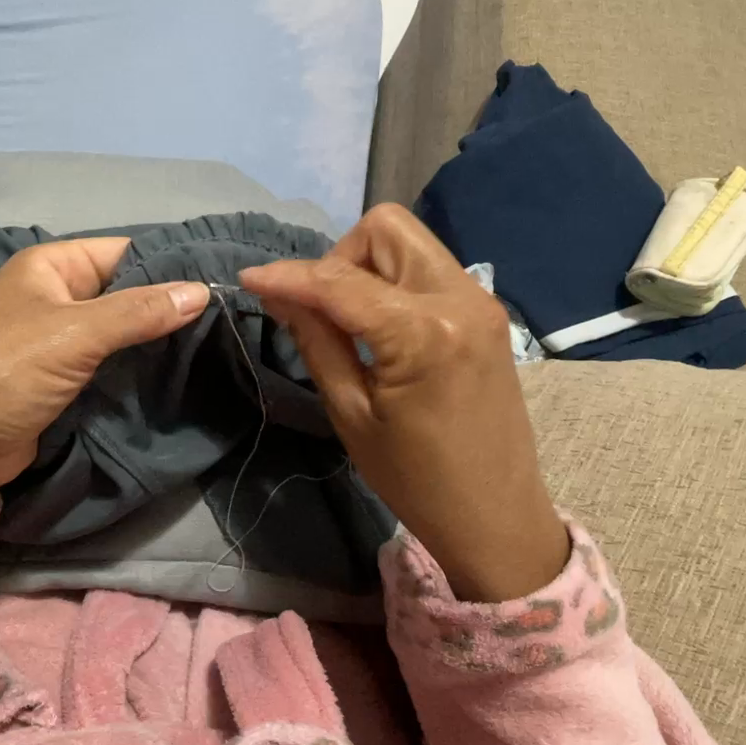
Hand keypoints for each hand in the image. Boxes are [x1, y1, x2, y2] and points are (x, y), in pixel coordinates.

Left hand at [0, 238, 208, 495]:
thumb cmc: (3, 372)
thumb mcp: (72, 334)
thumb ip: (138, 312)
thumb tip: (202, 291)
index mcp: (52, 266)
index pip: (126, 252)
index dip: (172, 265)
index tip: (225, 282)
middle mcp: (58, 296)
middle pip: (127, 293)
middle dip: (171, 308)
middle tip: (232, 321)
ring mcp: (60, 340)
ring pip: (123, 332)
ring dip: (159, 343)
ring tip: (219, 347)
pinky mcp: (64, 380)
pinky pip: (111, 365)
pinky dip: (140, 371)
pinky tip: (181, 376)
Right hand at [238, 203, 569, 601]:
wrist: (495, 515)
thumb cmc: (415, 480)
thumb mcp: (351, 414)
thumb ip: (316, 341)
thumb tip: (278, 293)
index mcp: (423, 332)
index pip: (340, 280)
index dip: (289, 276)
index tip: (250, 279)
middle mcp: (460, 298)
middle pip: (385, 229)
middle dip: (339, 257)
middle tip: (321, 311)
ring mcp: (481, 301)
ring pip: (409, 242)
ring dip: (368, 266)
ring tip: (348, 321)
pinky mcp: (488, 313)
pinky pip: (429, 269)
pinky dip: (394, 281)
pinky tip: (380, 327)